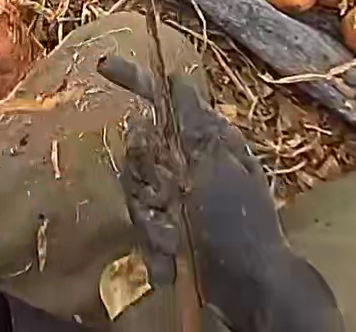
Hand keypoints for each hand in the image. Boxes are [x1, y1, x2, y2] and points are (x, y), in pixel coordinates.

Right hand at [99, 56, 340, 331]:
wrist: (252, 290)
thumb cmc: (241, 221)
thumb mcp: (219, 163)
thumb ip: (192, 123)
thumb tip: (177, 77)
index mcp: (200, 137)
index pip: (161, 98)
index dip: (133, 79)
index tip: (103, 65)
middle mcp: (183, 160)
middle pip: (137, 150)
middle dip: (146, 178)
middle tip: (165, 198)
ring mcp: (173, 195)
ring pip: (134, 190)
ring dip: (152, 218)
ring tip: (176, 238)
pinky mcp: (165, 227)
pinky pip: (140, 225)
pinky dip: (154, 245)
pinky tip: (173, 259)